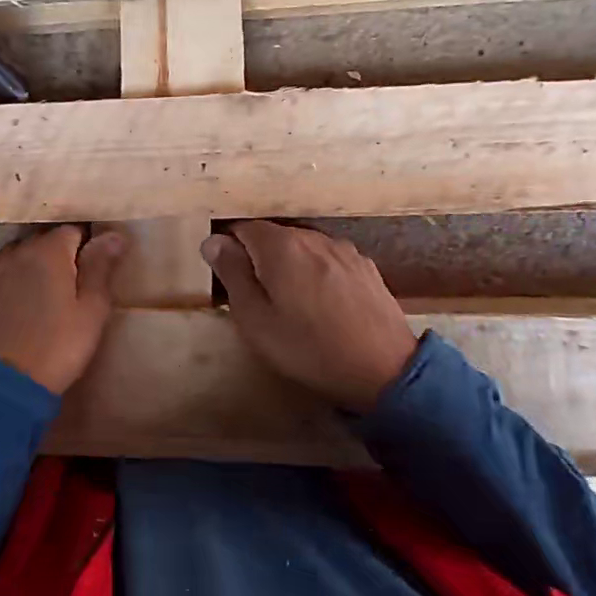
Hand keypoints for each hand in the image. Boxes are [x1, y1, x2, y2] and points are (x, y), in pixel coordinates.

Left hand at [0, 225, 125, 394]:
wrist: (3, 387)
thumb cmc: (58, 347)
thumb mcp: (92, 311)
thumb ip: (101, 268)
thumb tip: (113, 235)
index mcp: (48, 252)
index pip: (73, 231)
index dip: (85, 249)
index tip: (91, 274)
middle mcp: (14, 252)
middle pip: (42, 242)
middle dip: (57, 258)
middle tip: (68, 291)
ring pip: (16, 258)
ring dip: (29, 269)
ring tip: (38, 300)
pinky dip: (4, 282)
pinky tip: (10, 304)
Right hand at [199, 220, 417, 411]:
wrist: (382, 368)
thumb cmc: (308, 348)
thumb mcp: (255, 319)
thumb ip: (232, 274)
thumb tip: (213, 241)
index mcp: (281, 246)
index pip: (243, 228)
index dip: (229, 249)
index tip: (227, 278)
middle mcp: (313, 237)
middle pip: (274, 236)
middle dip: (259, 257)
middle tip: (256, 297)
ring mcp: (344, 250)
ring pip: (303, 247)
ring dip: (289, 265)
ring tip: (290, 302)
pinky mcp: (365, 267)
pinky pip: (328, 260)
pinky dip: (316, 273)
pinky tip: (321, 303)